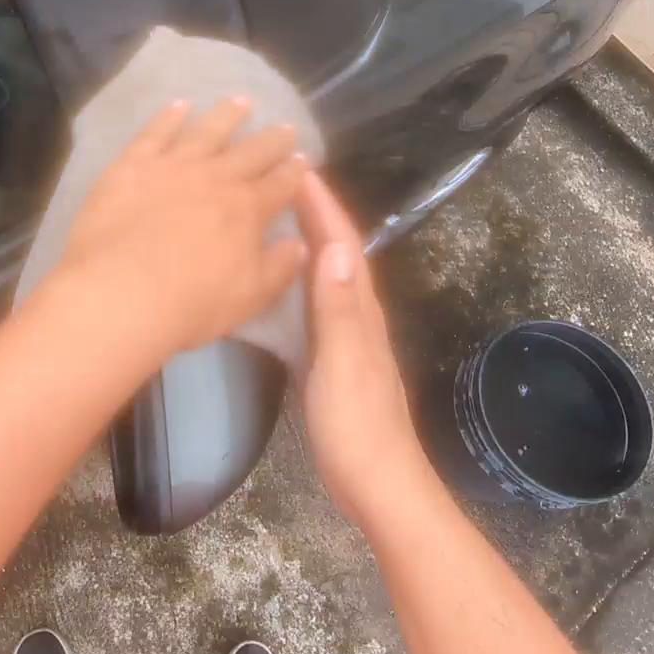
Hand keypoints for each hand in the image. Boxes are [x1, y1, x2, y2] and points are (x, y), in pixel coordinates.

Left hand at [49, 98, 307, 361]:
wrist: (119, 292)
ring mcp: (173, 166)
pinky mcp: (133, 165)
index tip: (303, 159)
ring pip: (207, 131)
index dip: (295, 172)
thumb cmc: (191, 304)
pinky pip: (156, 133)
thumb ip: (279, 268)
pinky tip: (180, 106)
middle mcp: (216, 178)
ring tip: (241, 101)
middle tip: (286, 126)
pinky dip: (170, 117)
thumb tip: (300, 243)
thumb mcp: (250, 297)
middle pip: (251, 151)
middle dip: (272, 139)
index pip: (281, 184)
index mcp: (248, 209)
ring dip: (227, 115)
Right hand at [296, 170, 433, 523]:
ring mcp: (348, 337)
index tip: (297, 167)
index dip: (323, 204)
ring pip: (326, 274)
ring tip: (275, 215)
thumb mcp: (344, 365)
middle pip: (337, 250)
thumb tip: (335, 248)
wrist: (378, 486)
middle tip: (280, 179)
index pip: (344, 243)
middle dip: (315, 211)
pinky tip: (278, 281)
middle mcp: (359, 314)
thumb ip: (340, 309)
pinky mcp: (333, 357)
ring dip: (307, 239)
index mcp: (362, 310)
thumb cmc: (357, 426)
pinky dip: (298, 279)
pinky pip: (314, 302)